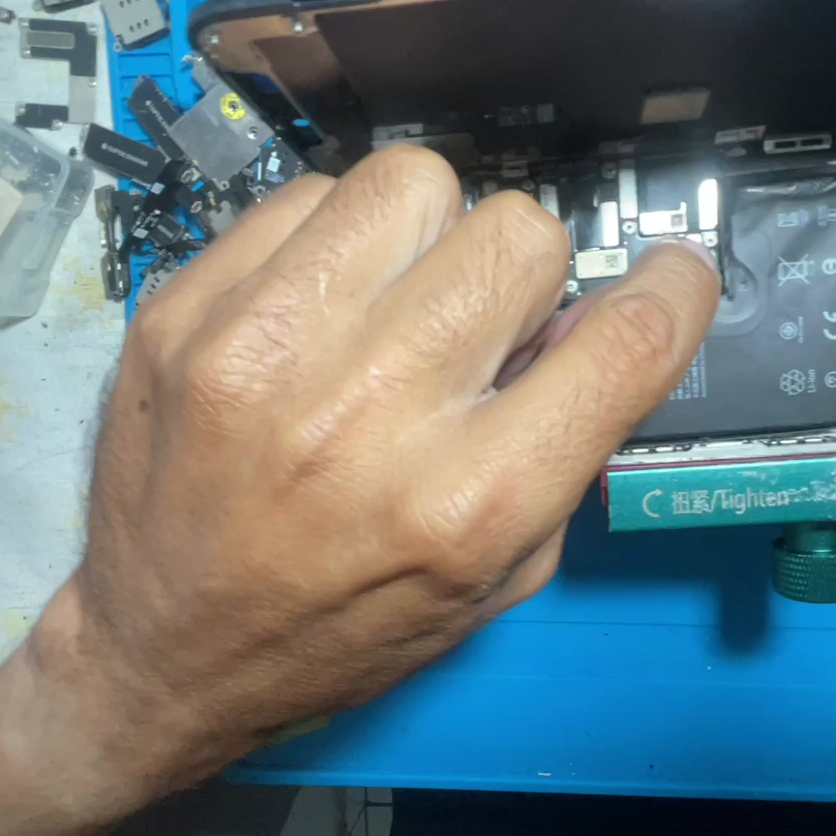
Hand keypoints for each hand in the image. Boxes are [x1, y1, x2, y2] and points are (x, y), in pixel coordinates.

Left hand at [28, 147, 717, 806]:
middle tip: (483, 328)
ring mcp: (263, 347)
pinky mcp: (183, 309)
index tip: (671, 280)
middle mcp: (371, 412)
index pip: (622, 345)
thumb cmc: (345, 632)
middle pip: (519, 233)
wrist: (162, 653)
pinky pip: (308, 197)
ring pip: (413, 181)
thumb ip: (564, 455)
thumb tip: (593, 325)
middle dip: (525, 276)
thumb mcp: (493, 582)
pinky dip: (338, 240)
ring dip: (433, 235)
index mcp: (470, 503)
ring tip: (398, 301)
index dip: (673, 294)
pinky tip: (318, 306)